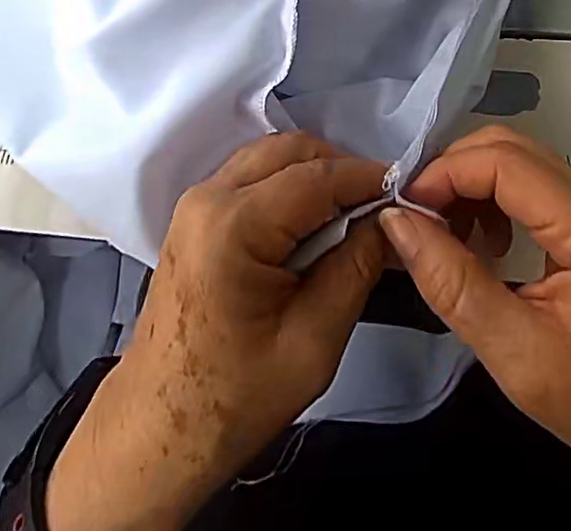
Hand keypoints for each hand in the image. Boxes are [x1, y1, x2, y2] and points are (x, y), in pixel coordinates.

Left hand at [47, 133, 389, 530]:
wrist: (160, 420)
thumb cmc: (234, 395)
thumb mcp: (313, 342)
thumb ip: (355, 269)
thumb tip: (388, 221)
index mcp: (232, 224)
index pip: (313, 175)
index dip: (366, 177)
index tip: (409, 191)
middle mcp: (207, 197)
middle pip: (286, 151)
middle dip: (338, 168)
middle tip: (381, 208)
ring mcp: (195, 203)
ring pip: (266, 158)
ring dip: (312, 175)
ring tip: (352, 218)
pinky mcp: (194, 216)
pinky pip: (248, 178)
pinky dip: (285, 186)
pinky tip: (312, 225)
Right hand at [379, 127, 570, 530]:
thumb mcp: (517, 358)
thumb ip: (453, 285)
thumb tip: (395, 220)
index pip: (507, 164)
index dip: (445, 173)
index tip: (404, 207)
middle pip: (509, 148)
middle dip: (450, 171)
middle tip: (415, 213)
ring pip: (515, 158)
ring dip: (465, 182)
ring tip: (440, 229)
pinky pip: (527, 180)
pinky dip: (486, 194)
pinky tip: (478, 238)